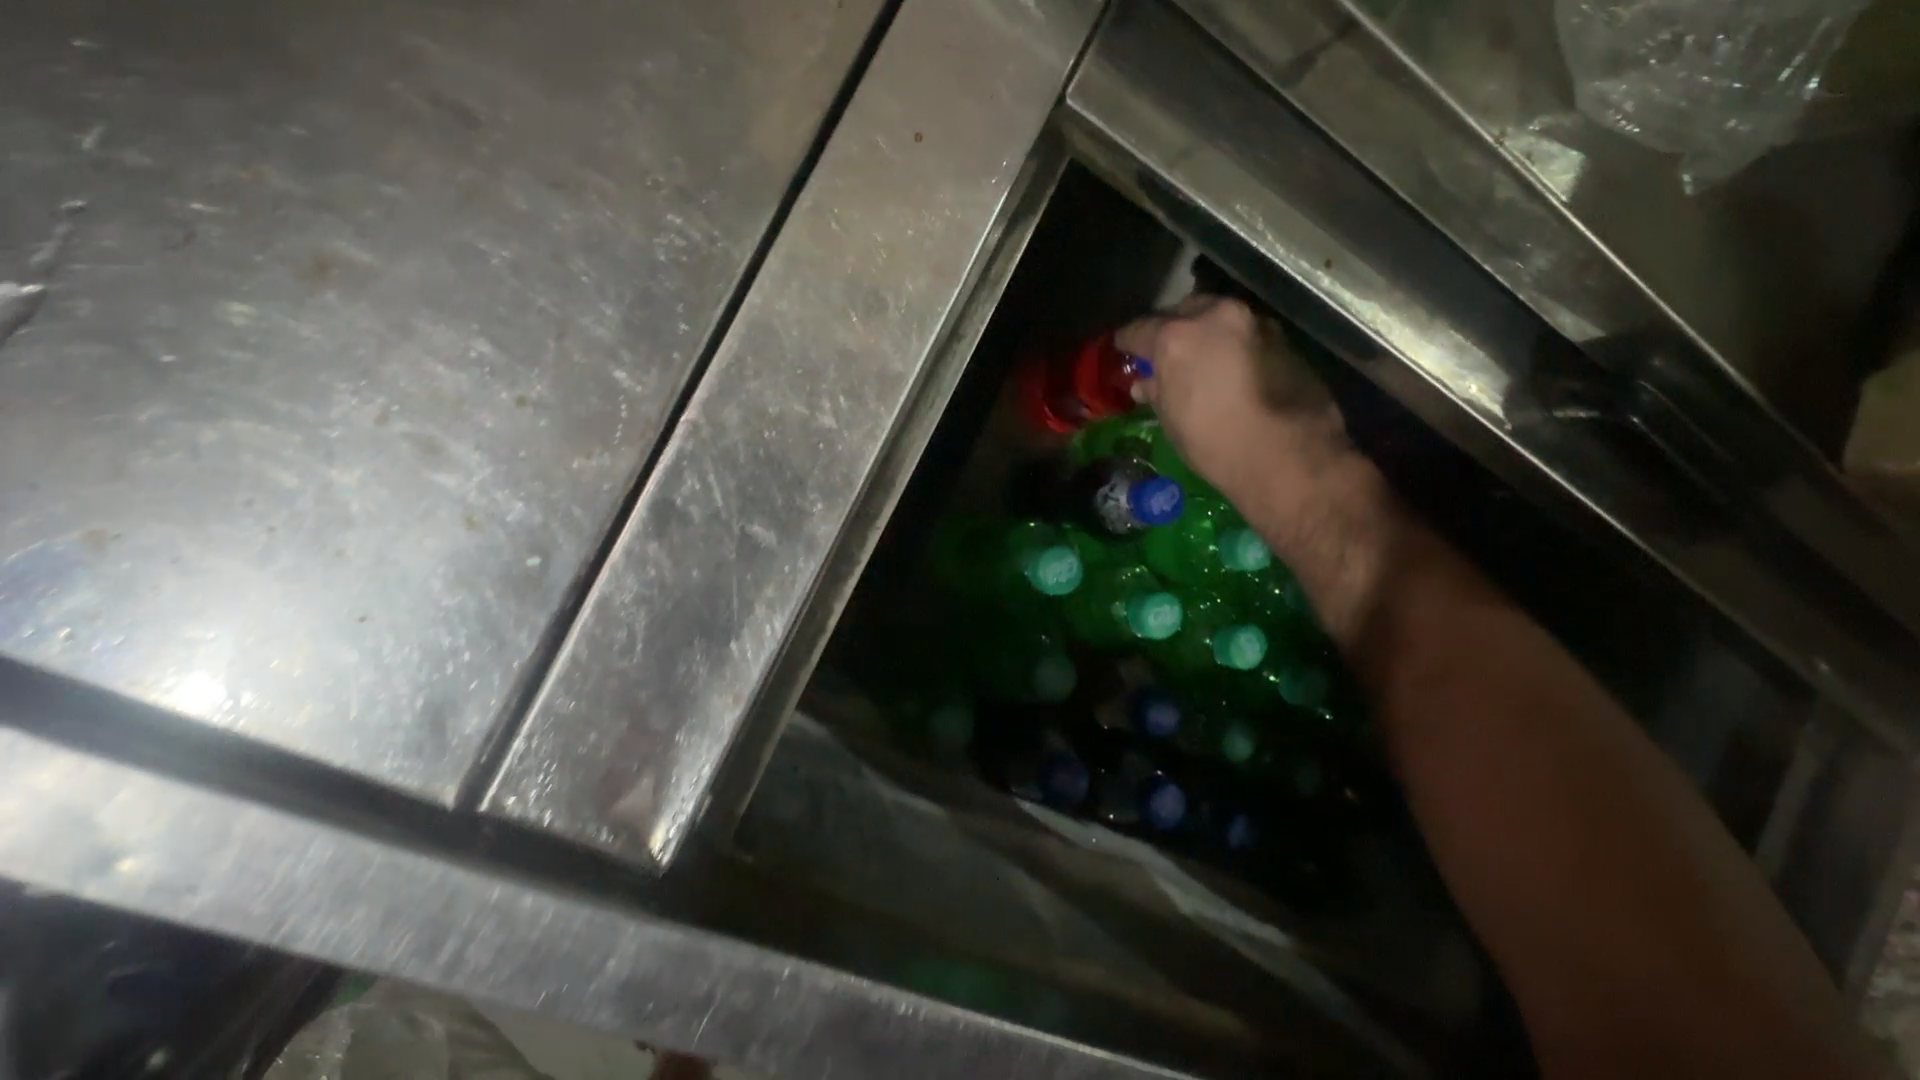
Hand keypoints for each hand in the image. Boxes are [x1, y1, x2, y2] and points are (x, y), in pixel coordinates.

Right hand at [1115, 296, 1346, 508]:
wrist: (1287, 455)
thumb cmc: (1214, 443)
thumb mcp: (1173, 421)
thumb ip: (1157, 392)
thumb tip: (1147, 383)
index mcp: (1176, 336)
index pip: (1140, 329)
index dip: (1127, 341)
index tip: (1122, 349)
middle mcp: (1216, 317)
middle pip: (1185, 311)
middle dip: (1173, 327)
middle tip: (1167, 352)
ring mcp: (1255, 324)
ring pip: (1221, 320)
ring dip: (1209, 335)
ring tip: (1204, 362)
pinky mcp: (1285, 341)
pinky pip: (1249, 338)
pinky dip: (1237, 349)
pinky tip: (1236, 374)